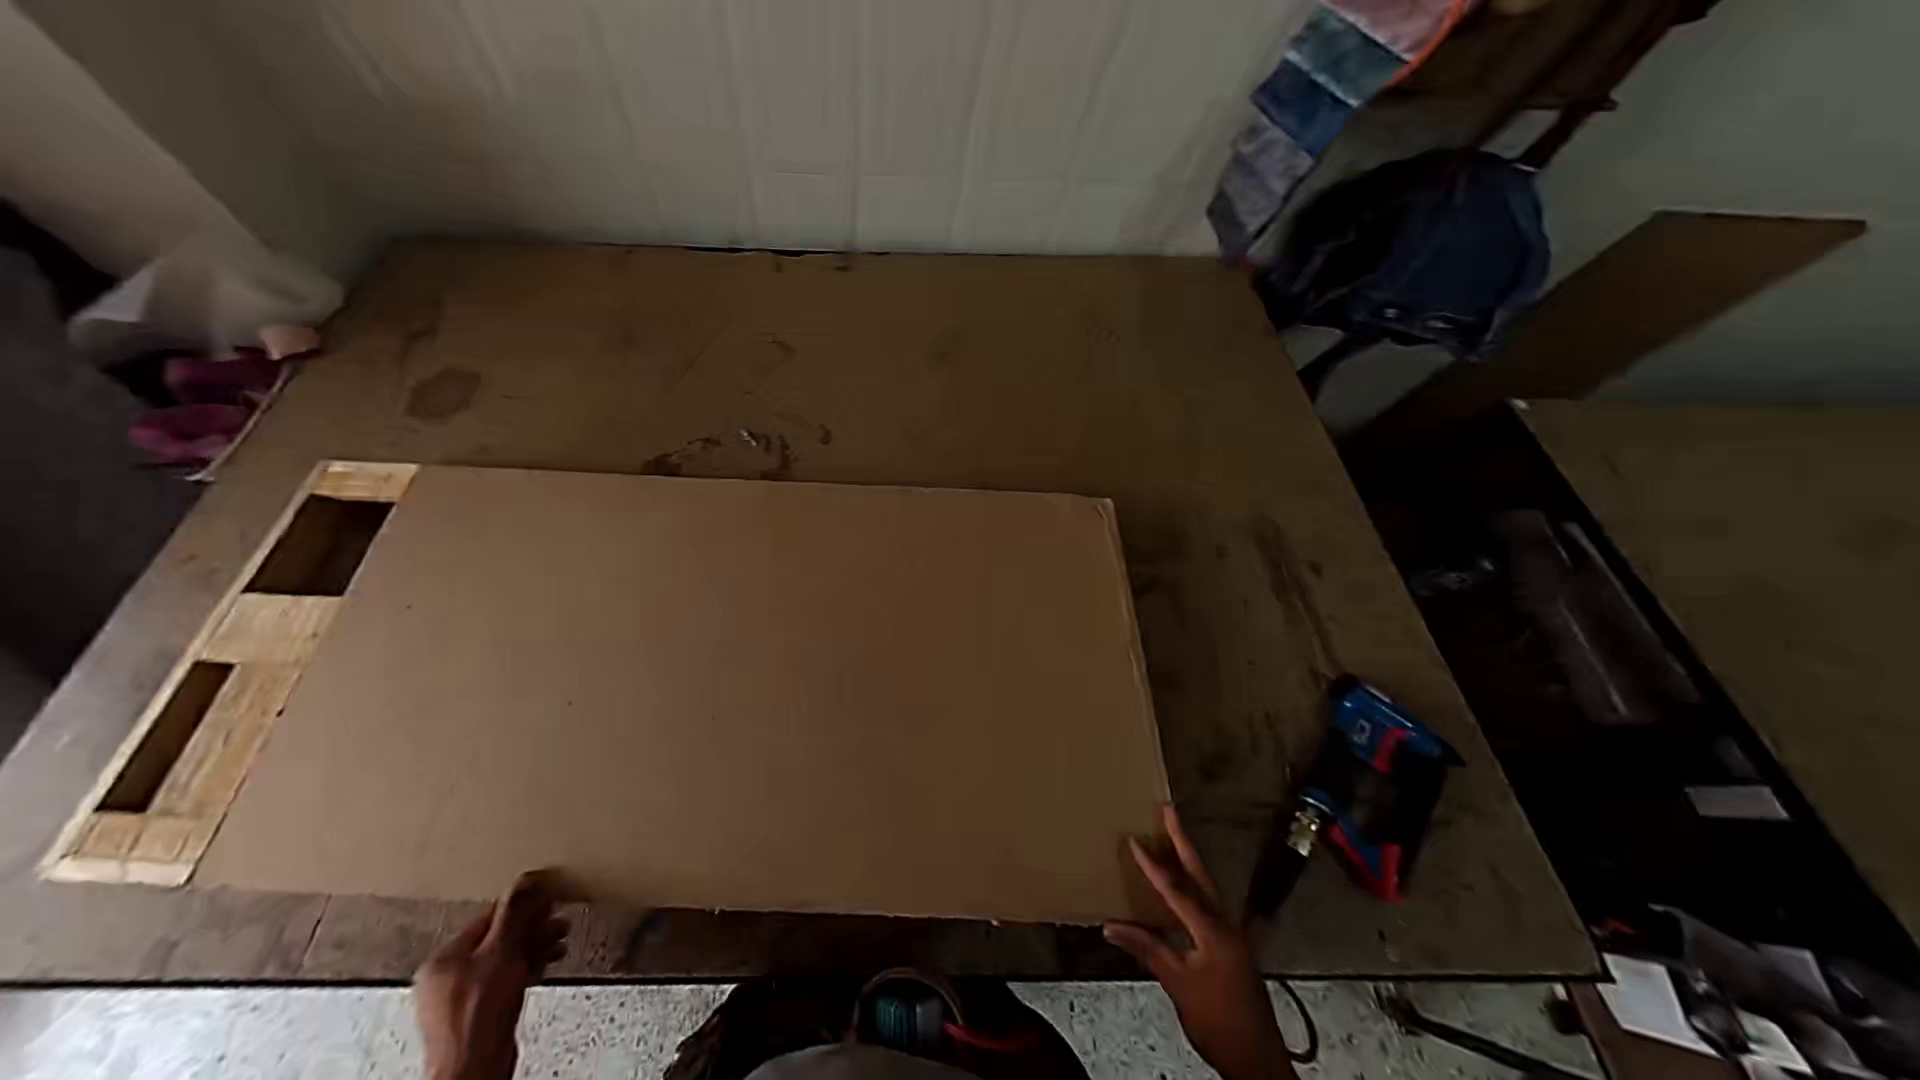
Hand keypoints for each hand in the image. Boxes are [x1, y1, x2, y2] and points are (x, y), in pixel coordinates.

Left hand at [414, 871, 570, 1079]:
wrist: (476, 1068)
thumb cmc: (479, 1018)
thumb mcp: (502, 953)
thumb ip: (514, 916)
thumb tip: (525, 882)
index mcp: (444, 959)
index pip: (489, 918)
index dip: (522, 907)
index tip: (547, 901)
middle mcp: (448, 977)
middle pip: (498, 938)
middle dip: (532, 928)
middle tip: (557, 922)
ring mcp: (462, 997)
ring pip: (504, 959)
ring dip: (534, 947)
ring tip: (558, 941)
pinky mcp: (479, 1012)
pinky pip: (506, 978)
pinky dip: (527, 968)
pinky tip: (545, 964)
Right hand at [1105, 807, 1294, 1079]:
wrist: (1257, 1060)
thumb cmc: (1218, 1022)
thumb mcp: (1178, 985)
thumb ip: (1148, 950)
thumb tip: (1110, 927)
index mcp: (1213, 930)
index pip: (1177, 889)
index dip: (1154, 865)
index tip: (1135, 839)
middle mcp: (1225, 925)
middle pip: (1199, 876)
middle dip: (1183, 842)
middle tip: (1169, 812)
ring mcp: (1230, 936)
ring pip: (1205, 890)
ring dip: (1187, 863)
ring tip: (1171, 838)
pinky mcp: (1230, 948)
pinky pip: (1206, 908)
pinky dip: (1191, 891)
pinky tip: (1178, 890)